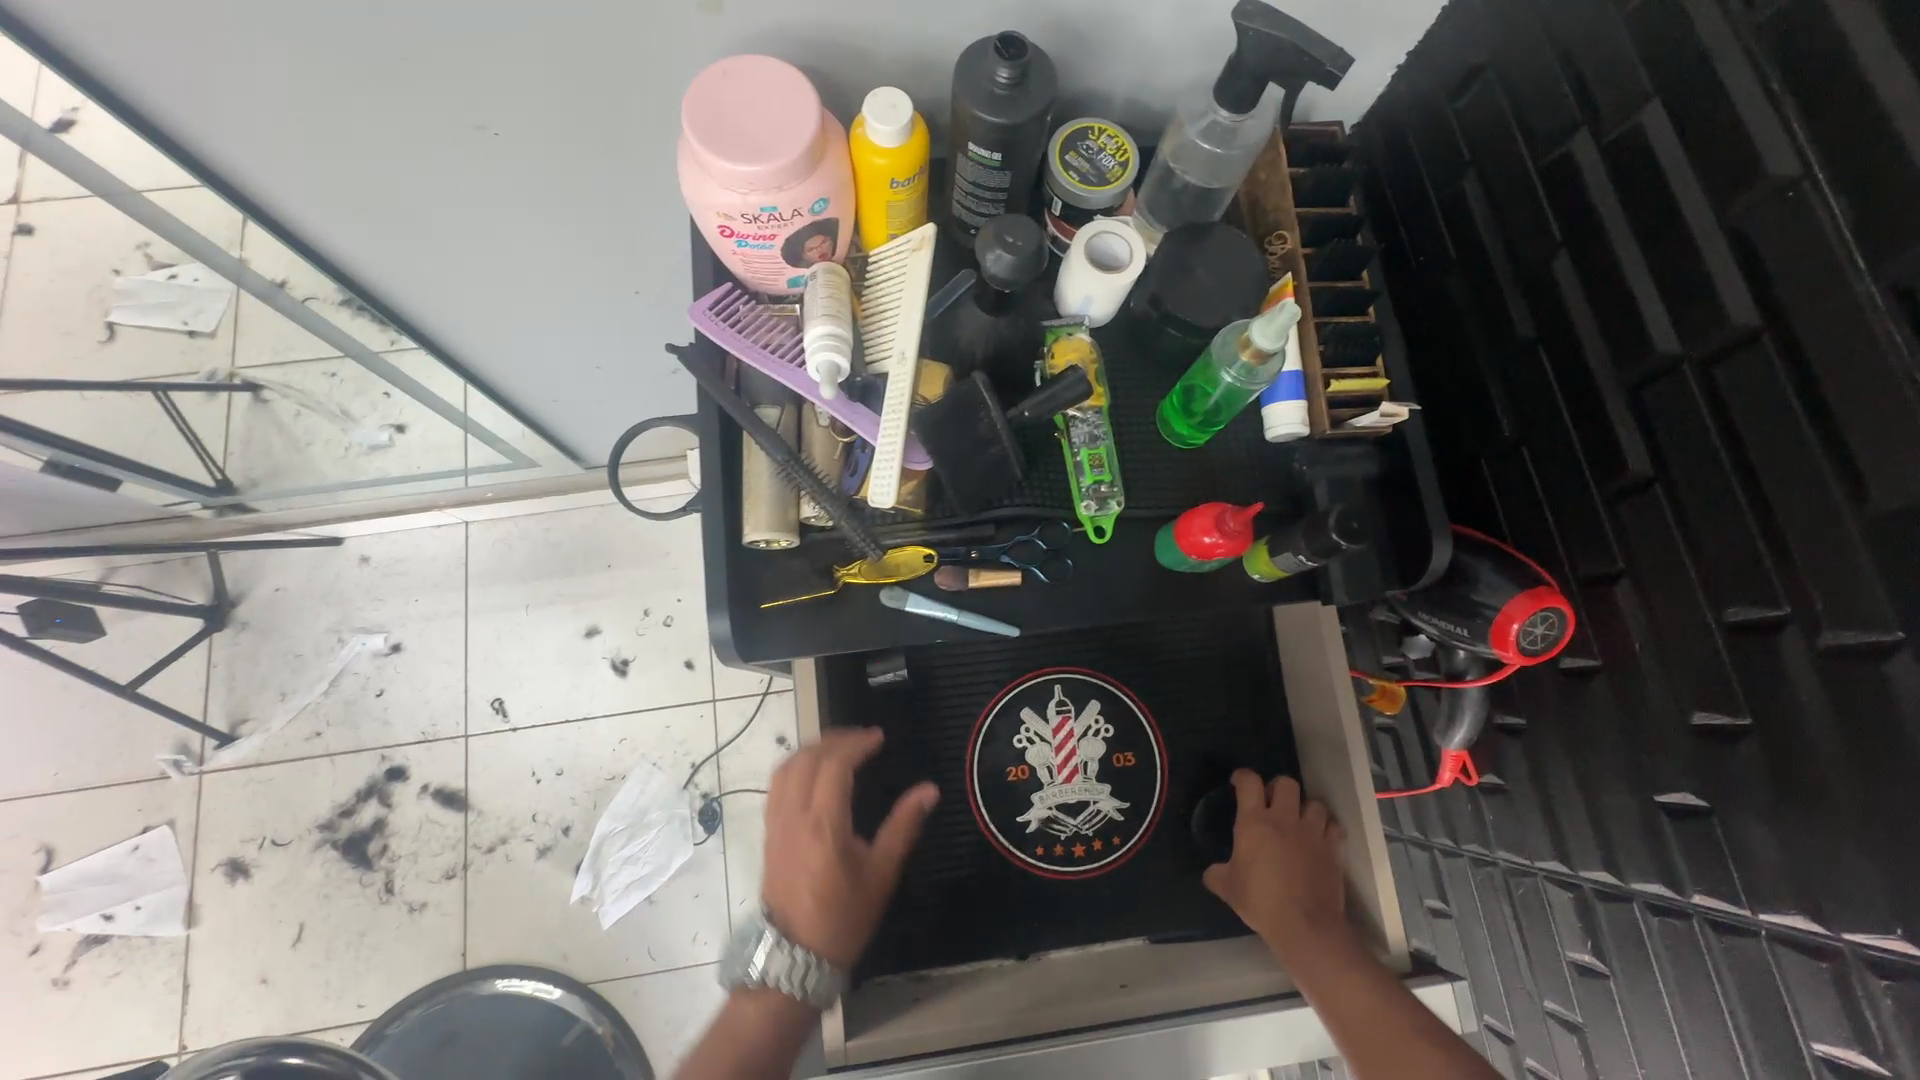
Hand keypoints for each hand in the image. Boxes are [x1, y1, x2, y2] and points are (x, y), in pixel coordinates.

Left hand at [760, 728, 938, 968]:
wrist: (794, 957)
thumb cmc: (843, 918)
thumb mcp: (881, 874)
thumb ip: (903, 827)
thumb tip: (929, 791)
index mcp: (823, 825)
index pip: (835, 765)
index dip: (857, 744)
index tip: (879, 738)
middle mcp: (794, 816)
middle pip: (807, 758)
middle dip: (836, 739)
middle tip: (864, 738)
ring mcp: (776, 823)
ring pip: (786, 768)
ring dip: (812, 748)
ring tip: (839, 746)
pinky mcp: (768, 832)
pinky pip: (776, 785)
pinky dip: (795, 765)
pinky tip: (813, 770)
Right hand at [1202, 771, 1347, 962]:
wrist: (1304, 926)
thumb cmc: (1261, 902)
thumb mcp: (1228, 888)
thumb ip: (1216, 874)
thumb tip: (1212, 872)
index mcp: (1254, 822)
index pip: (1249, 782)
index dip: (1242, 776)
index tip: (1238, 782)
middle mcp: (1284, 819)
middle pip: (1286, 783)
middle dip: (1277, 788)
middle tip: (1271, 803)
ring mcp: (1312, 833)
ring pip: (1314, 802)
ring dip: (1305, 808)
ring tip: (1299, 822)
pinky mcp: (1333, 849)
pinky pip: (1333, 826)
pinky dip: (1327, 827)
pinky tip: (1320, 838)